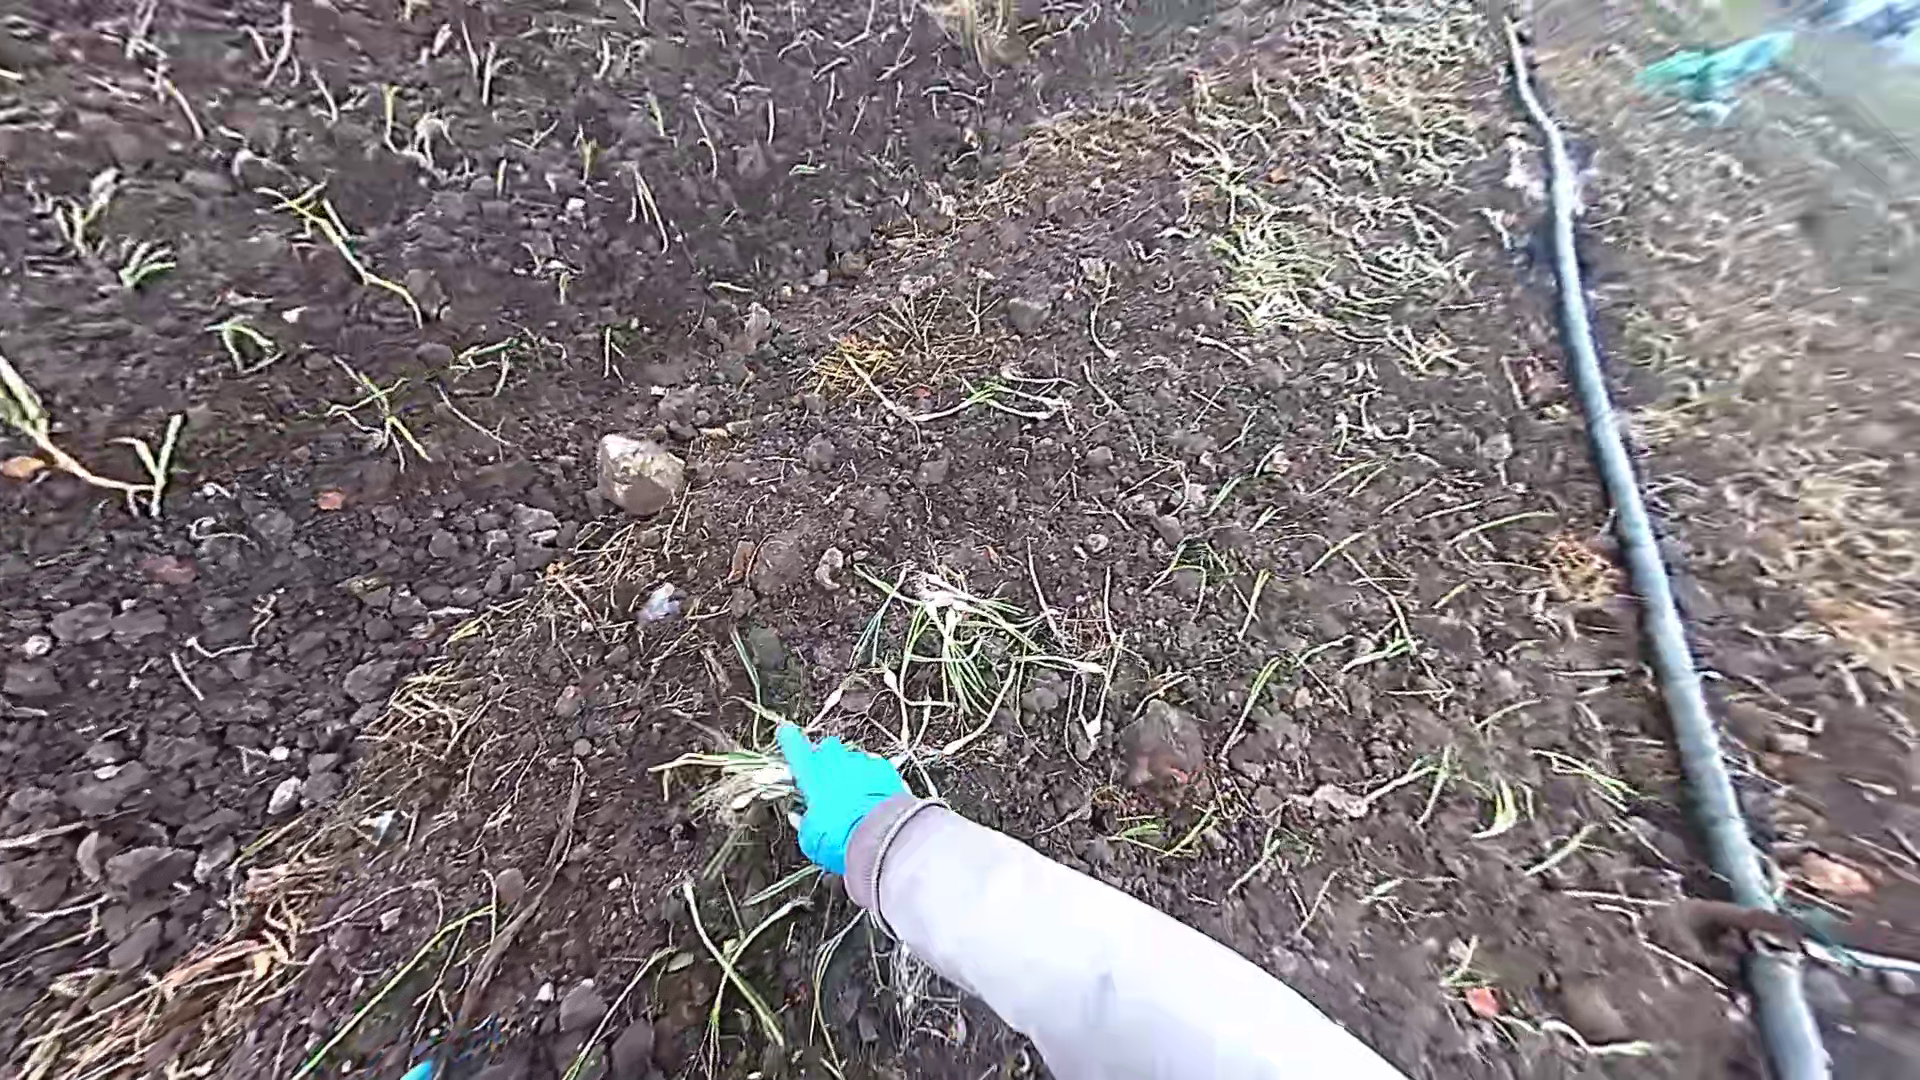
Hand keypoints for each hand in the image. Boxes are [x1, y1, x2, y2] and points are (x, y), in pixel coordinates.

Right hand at [776, 723, 905, 874]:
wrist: (882, 836)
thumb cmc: (842, 839)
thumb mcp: (811, 838)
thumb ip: (804, 822)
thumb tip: (801, 816)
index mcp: (813, 777)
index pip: (796, 751)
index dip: (789, 740)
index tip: (786, 731)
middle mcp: (836, 763)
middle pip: (826, 749)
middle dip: (824, 760)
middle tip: (825, 781)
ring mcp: (861, 762)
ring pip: (850, 757)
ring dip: (848, 770)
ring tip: (852, 796)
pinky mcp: (883, 767)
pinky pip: (872, 766)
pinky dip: (870, 776)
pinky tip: (871, 795)